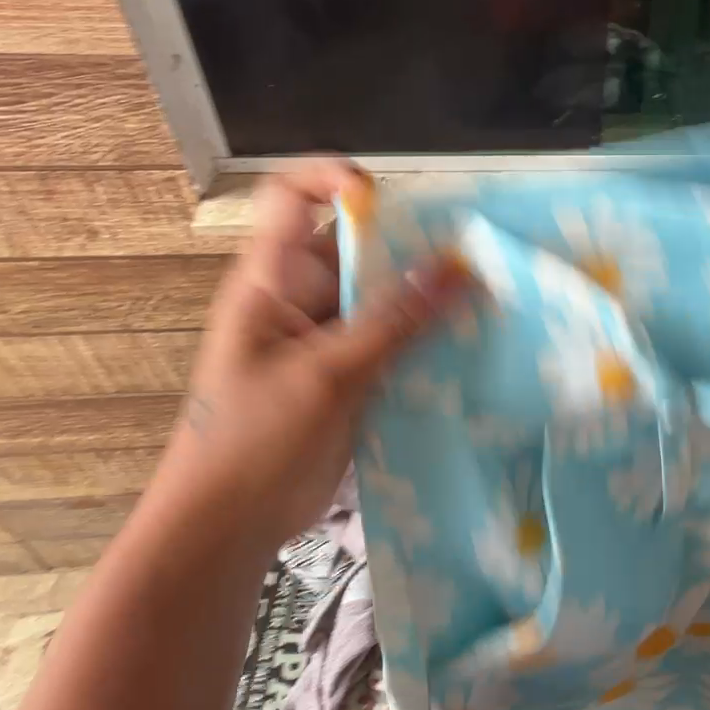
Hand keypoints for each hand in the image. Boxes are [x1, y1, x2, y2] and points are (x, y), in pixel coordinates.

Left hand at [151, 159, 470, 548]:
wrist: (226, 531)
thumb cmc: (252, 442)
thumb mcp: (325, 375)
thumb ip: (394, 321)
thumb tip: (457, 266)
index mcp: (271, 280)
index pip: (291, 198)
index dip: (335, 179)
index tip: (393, 198)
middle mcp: (302, 297)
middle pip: (359, 246)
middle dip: (413, 247)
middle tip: (473, 256)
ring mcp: (330, 337)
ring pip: (387, 296)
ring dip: (429, 297)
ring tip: (483, 300)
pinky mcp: (353, 374)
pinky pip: (397, 340)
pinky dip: (428, 338)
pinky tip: (469, 346)